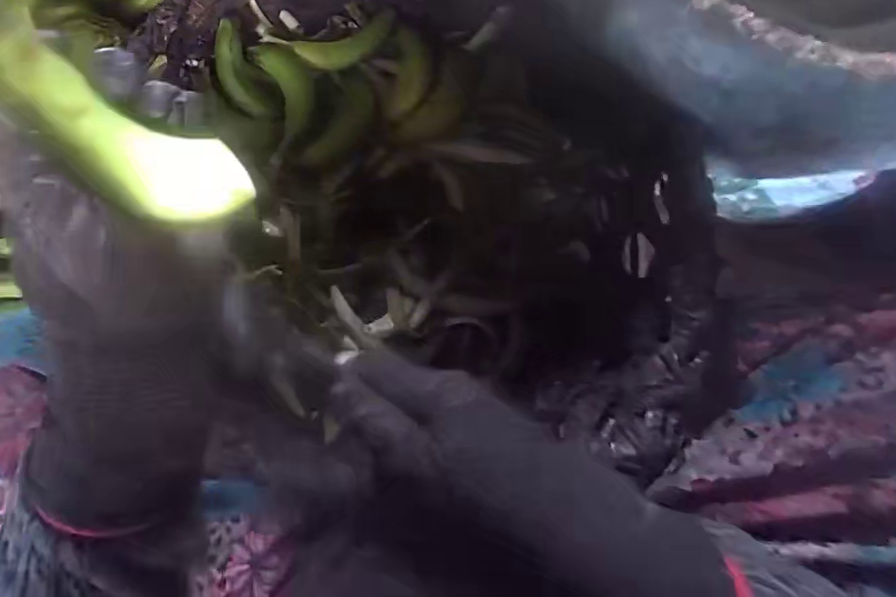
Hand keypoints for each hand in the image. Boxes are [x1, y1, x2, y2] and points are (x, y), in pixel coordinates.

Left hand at [0, 48, 221, 344]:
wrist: (150, 340)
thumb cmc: (82, 282)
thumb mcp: (39, 219)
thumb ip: (11, 161)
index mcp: (57, 151)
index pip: (53, 89)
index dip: (52, 61)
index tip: (56, 43)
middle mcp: (102, 145)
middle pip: (107, 82)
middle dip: (109, 71)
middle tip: (114, 84)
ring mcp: (151, 153)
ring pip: (151, 93)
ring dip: (149, 90)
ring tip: (149, 113)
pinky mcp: (193, 165)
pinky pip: (193, 119)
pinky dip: (187, 111)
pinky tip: (181, 125)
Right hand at [334, 349, 733, 596]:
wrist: (591, 531)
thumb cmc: (500, 497)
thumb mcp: (426, 465)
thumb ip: (377, 421)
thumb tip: (334, 382)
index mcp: (433, 386)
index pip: (367, 363)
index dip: (334, 372)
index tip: (303, 386)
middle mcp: (451, 382)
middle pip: (387, 374)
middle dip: (356, 390)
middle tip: (328, 420)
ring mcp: (474, 401)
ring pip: (410, 393)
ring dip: (383, 409)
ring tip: (361, 438)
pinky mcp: (491, 423)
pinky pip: (433, 411)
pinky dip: (410, 424)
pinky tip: (408, 450)